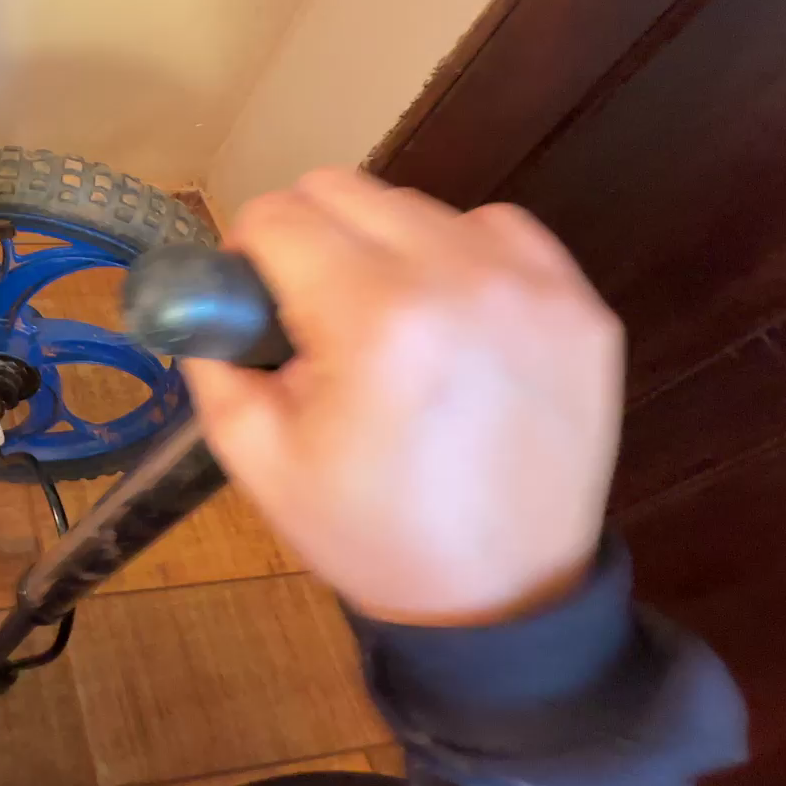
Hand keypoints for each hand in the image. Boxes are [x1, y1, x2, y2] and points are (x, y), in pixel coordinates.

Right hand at [184, 169, 622, 625]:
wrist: (497, 597)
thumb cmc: (359, 527)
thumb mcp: (248, 449)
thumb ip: (208, 350)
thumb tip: (206, 293)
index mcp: (372, 320)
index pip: (276, 216)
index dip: (243, 250)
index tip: (249, 297)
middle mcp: (460, 279)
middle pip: (340, 188)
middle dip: (300, 235)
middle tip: (301, 306)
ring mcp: (532, 285)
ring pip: (410, 203)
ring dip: (372, 244)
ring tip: (375, 318)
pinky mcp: (579, 303)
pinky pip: (489, 227)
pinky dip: (448, 252)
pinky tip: (441, 312)